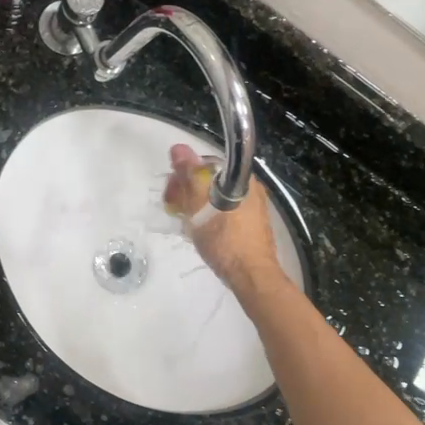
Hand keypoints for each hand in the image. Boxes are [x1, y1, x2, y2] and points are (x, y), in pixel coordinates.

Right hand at [162, 144, 282, 293]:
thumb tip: (178, 148)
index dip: (184, 173)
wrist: (251, 276)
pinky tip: (199, 231)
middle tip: (172, 208)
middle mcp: (251, 190)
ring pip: (217, 198)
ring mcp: (253, 210)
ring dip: (196, 205)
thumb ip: (190, 176)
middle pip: (212, 181)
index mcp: (242, 180)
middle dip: (188, 190)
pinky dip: (209, 216)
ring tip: (183, 222)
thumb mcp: (200, 206)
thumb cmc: (225, 240)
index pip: (207, 164)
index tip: (171, 191)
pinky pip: (225, 213)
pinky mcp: (251, 227)